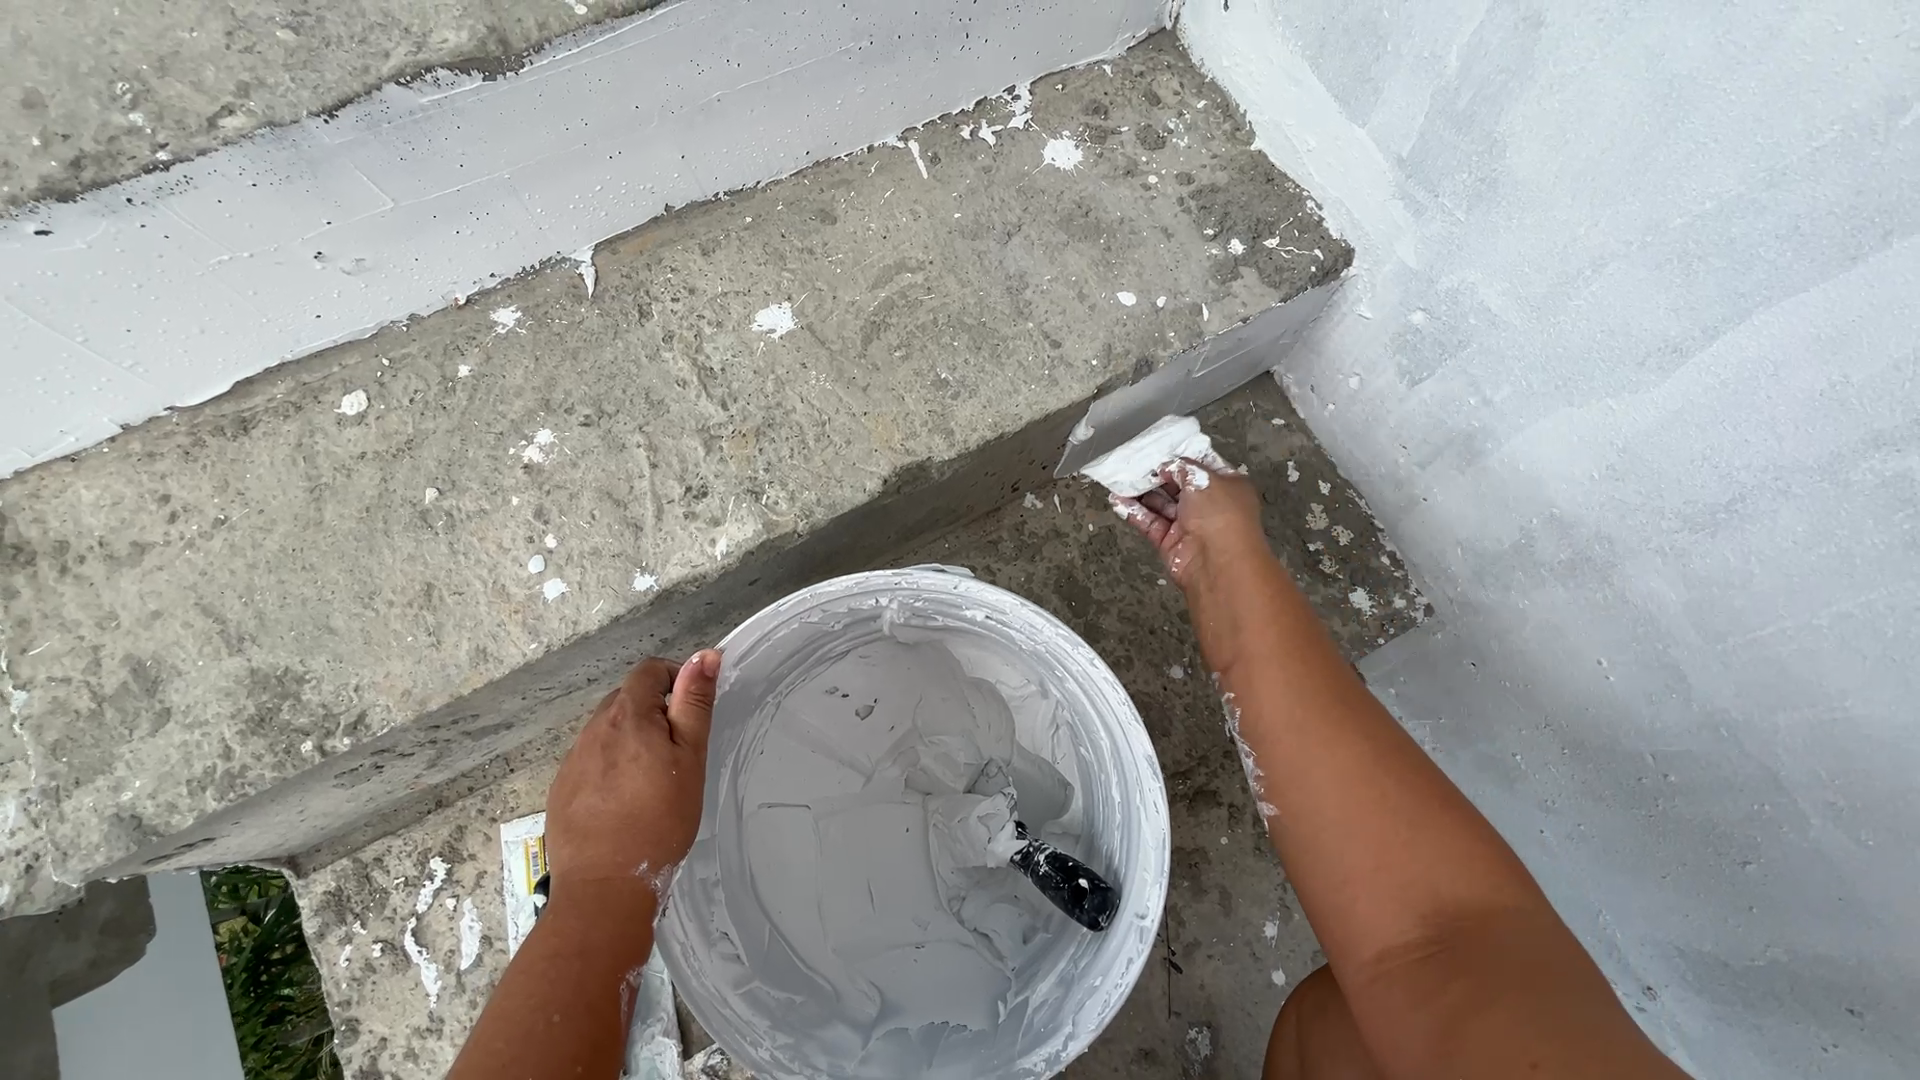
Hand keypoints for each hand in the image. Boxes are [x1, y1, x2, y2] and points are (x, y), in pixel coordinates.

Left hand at [544, 650, 720, 903]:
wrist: (604, 887)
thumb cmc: (660, 819)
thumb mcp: (690, 757)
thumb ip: (694, 703)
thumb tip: (704, 655)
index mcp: (627, 715)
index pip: (649, 670)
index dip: (676, 679)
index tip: (693, 712)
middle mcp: (592, 730)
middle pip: (627, 698)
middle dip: (655, 711)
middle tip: (679, 750)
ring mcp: (572, 760)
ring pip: (608, 730)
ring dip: (632, 738)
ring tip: (654, 778)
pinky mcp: (562, 789)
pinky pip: (591, 760)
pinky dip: (612, 766)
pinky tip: (626, 800)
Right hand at [1112, 457, 1268, 590]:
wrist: (1217, 563)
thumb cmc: (1222, 517)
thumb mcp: (1204, 479)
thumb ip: (1183, 467)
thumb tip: (1168, 465)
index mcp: (1227, 486)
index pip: (1202, 466)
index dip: (1182, 457)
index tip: (1161, 447)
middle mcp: (1209, 505)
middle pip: (1178, 485)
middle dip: (1157, 475)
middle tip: (1135, 462)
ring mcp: (1189, 524)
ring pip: (1160, 504)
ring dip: (1141, 493)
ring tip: (1120, 479)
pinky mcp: (1170, 541)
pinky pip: (1149, 523)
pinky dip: (1134, 512)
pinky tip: (1118, 501)